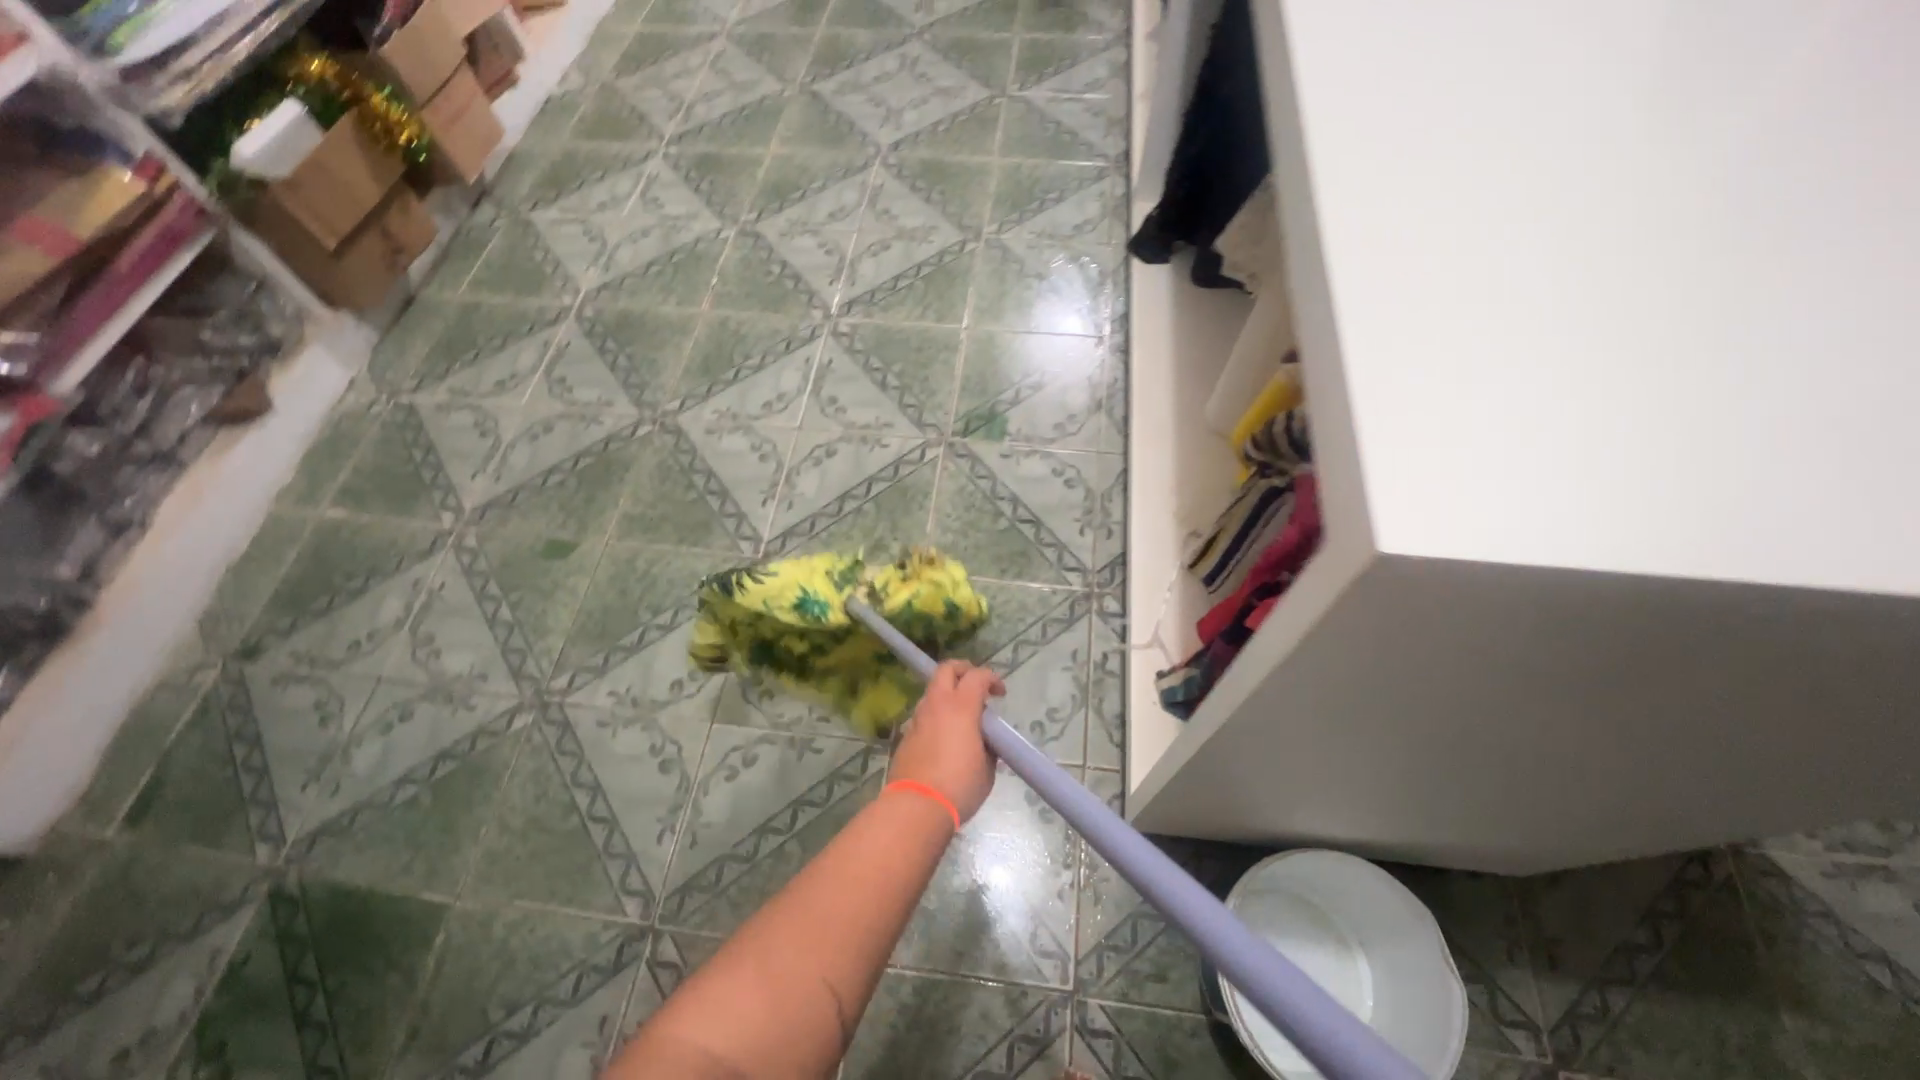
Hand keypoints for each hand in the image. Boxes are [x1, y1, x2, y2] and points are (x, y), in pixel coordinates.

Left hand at [892, 660, 1003, 823]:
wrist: (917, 806)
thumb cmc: (960, 786)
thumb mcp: (987, 768)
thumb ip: (989, 748)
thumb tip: (986, 743)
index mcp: (961, 707)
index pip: (977, 676)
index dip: (991, 678)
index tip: (1000, 693)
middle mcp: (936, 706)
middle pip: (946, 670)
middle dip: (963, 671)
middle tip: (976, 687)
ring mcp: (917, 719)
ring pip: (932, 692)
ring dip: (948, 695)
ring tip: (962, 717)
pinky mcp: (906, 736)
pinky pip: (924, 716)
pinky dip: (936, 717)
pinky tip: (945, 739)